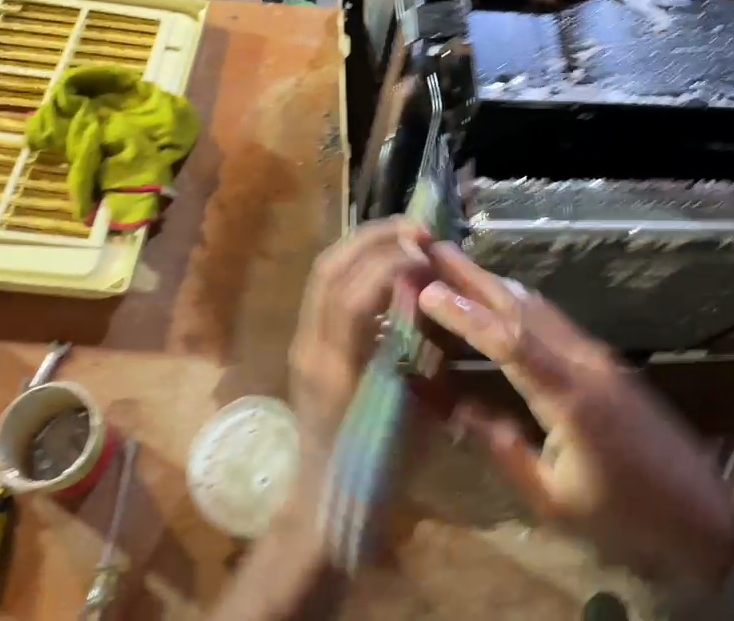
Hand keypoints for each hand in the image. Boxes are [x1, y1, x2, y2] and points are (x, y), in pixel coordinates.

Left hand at [209, 220, 429, 620]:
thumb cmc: (377, 469)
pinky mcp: (304, 345)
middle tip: (417, 229)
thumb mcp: (411, 411)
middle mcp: (311, 346)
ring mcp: (302, 343)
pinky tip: (384, 268)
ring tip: (402, 238)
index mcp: (338, 367)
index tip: (427, 251)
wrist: (324, 503)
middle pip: (330, 268)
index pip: (355, 292)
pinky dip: (354, 265)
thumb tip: (431, 296)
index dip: (391, 262)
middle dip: (374, 237)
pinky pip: (325, 289)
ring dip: (362, 245)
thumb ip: (418, 350)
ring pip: (323, 273)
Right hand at [419, 243, 733, 587]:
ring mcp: (596, 354)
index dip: (464, 312)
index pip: (508, 339)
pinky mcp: (602, 359)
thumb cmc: (625, 513)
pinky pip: (551, 318)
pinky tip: (497, 298)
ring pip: (538, 305)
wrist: (701, 506)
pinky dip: (515, 301)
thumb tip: (460, 411)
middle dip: (473, 275)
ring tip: (452, 265)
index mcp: (568, 395)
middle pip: (521, 305)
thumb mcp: (556, 499)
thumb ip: (505, 451)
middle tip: (431, 248)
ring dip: (493, 282)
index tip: (425, 291)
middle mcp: (582, 359)